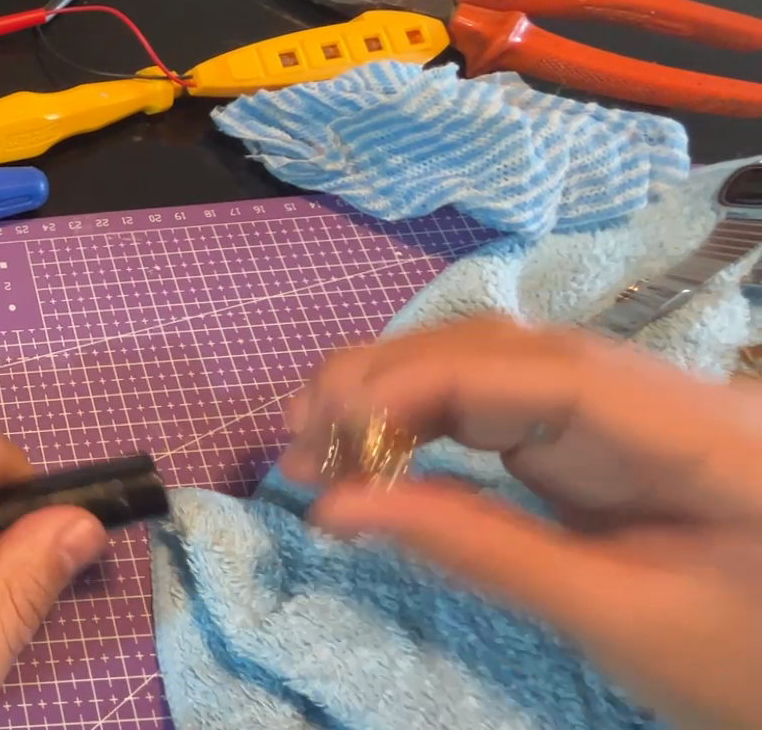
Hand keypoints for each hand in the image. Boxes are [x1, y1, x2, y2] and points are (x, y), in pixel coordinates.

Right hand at [279, 318, 761, 729]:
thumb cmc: (751, 667)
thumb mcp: (617, 620)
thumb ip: (474, 549)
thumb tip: (331, 507)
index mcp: (700, 434)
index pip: (542, 371)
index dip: (422, 382)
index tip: (333, 428)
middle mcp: (647, 392)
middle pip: (489, 349)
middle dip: (380, 382)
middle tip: (300, 436)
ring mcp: (607, 404)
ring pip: (467, 362)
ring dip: (377, 395)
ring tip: (312, 441)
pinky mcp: (573, 427)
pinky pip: (471, 399)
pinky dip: (405, 419)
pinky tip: (363, 445)